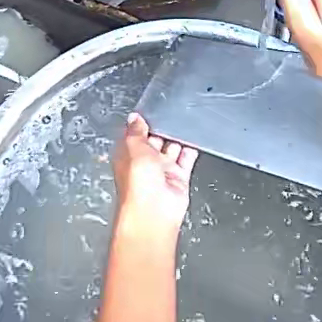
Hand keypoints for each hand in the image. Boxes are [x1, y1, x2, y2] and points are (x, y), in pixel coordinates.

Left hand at [112, 113, 197, 234]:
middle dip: (161, 129)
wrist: (153, 210)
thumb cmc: (136, 182)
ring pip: (171, 148)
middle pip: (154, 140)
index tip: (149, 110)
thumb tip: (134, 117)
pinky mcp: (178, 178)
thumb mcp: (133, 146)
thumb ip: (136, 130)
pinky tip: (194, 138)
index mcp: (128, 154)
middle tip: (169, 113)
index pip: (134, 135)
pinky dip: (190, 150)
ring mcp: (162, 171)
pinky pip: (186, 160)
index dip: (141, 123)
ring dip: (177, 138)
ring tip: (183, 121)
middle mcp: (144, 163)